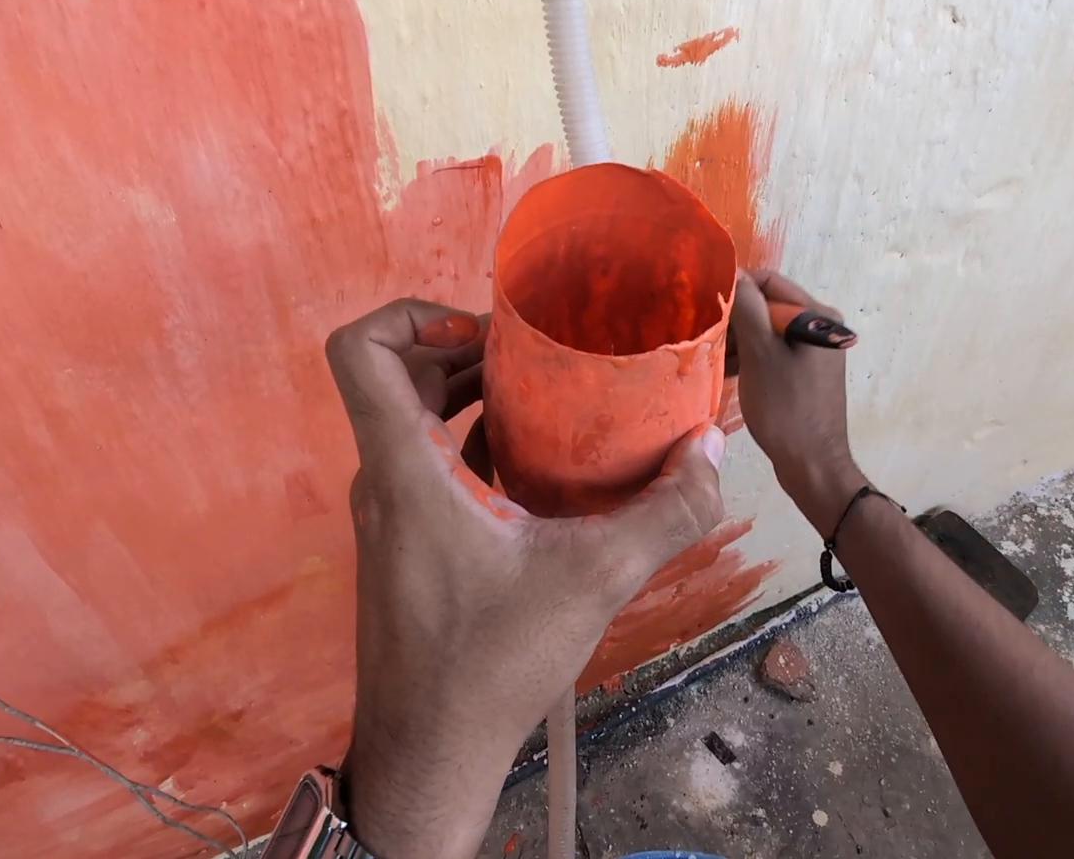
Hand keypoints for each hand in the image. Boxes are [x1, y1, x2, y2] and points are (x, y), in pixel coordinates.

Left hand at [325, 299, 726, 858]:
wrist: (428, 756)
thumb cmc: (492, 662)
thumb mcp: (594, 580)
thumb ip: (666, 514)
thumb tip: (710, 452)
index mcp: (405, 466)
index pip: (362, 350)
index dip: (412, 316)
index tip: (484, 332)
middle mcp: (385, 474)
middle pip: (401, 372)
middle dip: (465, 344)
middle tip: (539, 349)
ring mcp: (392, 506)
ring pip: (417, 413)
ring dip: (472, 387)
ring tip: (545, 385)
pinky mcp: (407, 534)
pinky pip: (430, 454)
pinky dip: (473, 432)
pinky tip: (535, 452)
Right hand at [729, 270, 869, 537]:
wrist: (812, 465)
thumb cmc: (785, 408)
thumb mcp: (760, 354)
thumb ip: (747, 308)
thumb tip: (733, 274)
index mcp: (816, 315)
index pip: (768, 281)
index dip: (734, 287)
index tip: (702, 304)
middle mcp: (819, 326)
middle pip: (766, 306)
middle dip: (733, 319)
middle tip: (704, 337)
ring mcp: (812, 350)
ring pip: (765, 330)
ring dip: (737, 341)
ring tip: (712, 359)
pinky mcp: (804, 372)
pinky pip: (770, 351)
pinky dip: (748, 357)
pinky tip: (725, 372)